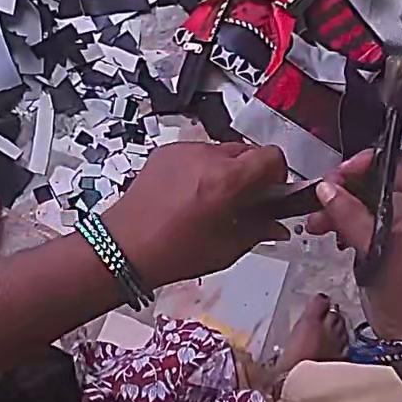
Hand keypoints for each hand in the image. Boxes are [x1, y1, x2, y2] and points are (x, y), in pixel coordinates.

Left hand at [100, 141, 290, 287]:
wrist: (124, 247)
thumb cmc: (169, 251)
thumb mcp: (225, 248)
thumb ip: (258, 230)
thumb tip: (276, 224)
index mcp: (226, 180)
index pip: (272, 157)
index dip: (277, 176)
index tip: (272, 192)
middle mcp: (205, 158)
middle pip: (248, 151)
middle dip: (251, 174)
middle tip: (244, 202)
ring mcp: (183, 152)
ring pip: (222, 150)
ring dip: (226, 170)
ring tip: (213, 201)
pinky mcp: (166, 153)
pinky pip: (196, 153)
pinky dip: (201, 168)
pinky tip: (192, 195)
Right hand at [305, 148, 401, 339]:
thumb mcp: (378, 252)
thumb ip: (351, 216)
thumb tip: (327, 188)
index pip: (396, 165)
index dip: (365, 164)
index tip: (337, 175)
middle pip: (375, 182)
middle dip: (344, 188)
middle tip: (320, 198)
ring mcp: (399, 228)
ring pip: (363, 201)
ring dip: (337, 207)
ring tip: (317, 222)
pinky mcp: (384, 243)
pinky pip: (361, 220)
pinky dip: (341, 223)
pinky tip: (328, 233)